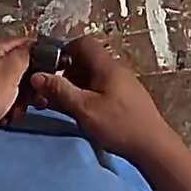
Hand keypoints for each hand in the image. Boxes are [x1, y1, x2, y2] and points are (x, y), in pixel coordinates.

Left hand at [0, 37, 34, 133]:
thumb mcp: (11, 71)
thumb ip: (25, 55)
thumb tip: (34, 47)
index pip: (23, 42)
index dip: (39, 51)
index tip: (52, 65)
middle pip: (18, 67)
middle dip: (29, 84)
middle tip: (35, 97)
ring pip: (11, 86)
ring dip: (18, 100)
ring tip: (16, 111)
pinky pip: (0, 99)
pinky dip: (5, 108)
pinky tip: (4, 118)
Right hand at [28, 36, 181, 160]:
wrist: (153, 146)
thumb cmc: (119, 125)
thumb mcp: (84, 108)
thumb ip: (60, 90)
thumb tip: (37, 75)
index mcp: (106, 66)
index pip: (82, 43)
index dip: (63, 52)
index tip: (49, 69)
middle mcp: (115, 70)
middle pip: (85, 61)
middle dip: (65, 73)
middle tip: (51, 92)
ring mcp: (122, 84)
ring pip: (92, 76)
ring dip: (75, 87)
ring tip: (62, 104)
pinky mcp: (125, 98)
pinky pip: (101, 89)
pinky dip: (87, 96)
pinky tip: (81, 113)